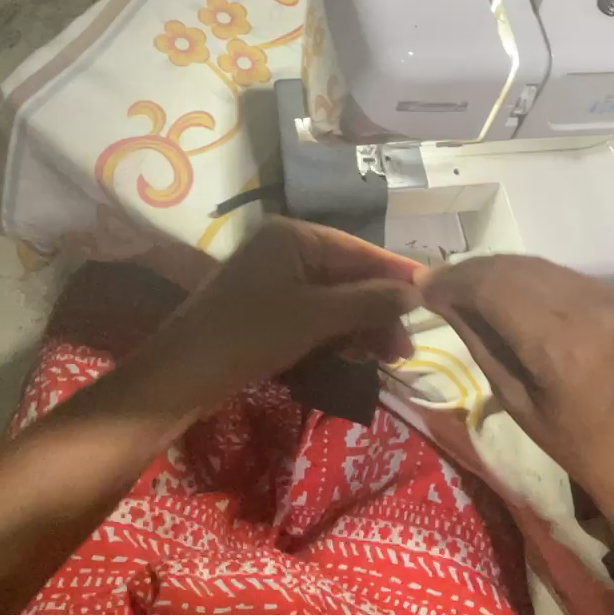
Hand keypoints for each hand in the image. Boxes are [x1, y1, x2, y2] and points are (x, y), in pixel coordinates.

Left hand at [147, 219, 423, 404]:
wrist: (179, 377)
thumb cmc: (248, 335)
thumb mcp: (314, 318)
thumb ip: (367, 302)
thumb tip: (416, 292)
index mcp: (293, 237)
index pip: (357, 249)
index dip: (396, 274)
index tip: (434, 295)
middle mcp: (285, 250)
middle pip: (348, 275)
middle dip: (379, 309)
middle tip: (406, 347)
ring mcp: (275, 280)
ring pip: (334, 299)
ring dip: (362, 326)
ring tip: (389, 358)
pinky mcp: (269, 310)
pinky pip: (315, 315)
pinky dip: (338, 333)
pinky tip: (357, 356)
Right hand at [420, 255, 613, 499]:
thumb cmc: (569, 440)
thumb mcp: (512, 397)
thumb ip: (476, 339)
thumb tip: (439, 298)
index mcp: (559, 345)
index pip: (492, 290)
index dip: (452, 282)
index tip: (422, 286)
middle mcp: (582, 307)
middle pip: (508, 269)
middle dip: (466, 272)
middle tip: (434, 283)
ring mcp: (599, 294)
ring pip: (527, 263)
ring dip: (489, 269)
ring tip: (459, 284)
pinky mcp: (606, 291)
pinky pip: (549, 271)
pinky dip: (516, 273)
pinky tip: (496, 287)